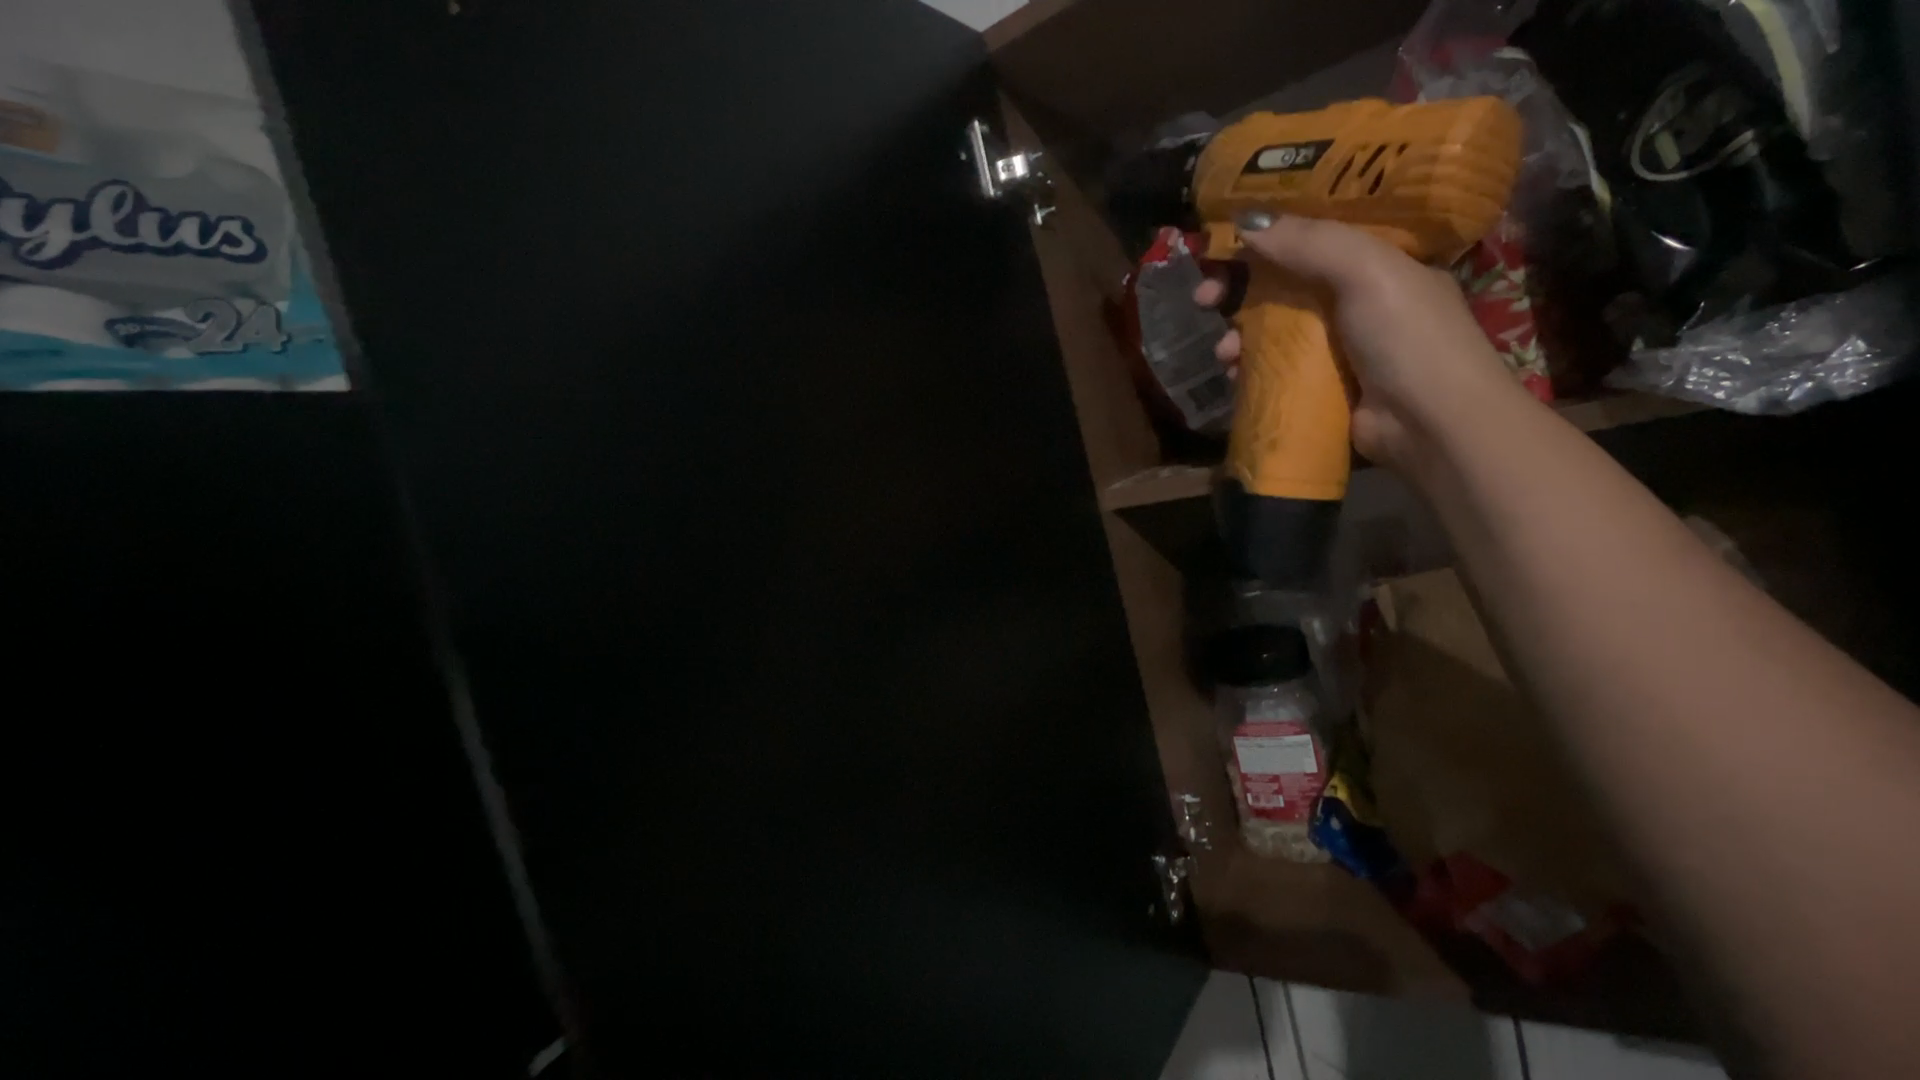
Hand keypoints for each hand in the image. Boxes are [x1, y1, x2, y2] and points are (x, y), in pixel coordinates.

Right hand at [1194, 215, 1517, 468]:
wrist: (1433, 425)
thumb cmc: (1407, 336)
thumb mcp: (1366, 270)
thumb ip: (1309, 241)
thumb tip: (1246, 221)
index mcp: (1377, 264)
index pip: (1311, 239)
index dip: (1266, 239)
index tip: (1222, 248)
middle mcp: (1357, 302)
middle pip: (1284, 285)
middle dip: (1238, 290)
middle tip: (1202, 299)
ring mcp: (1339, 350)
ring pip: (1274, 331)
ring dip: (1239, 336)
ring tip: (1223, 352)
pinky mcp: (1324, 390)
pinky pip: (1276, 371)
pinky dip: (1250, 370)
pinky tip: (1233, 375)